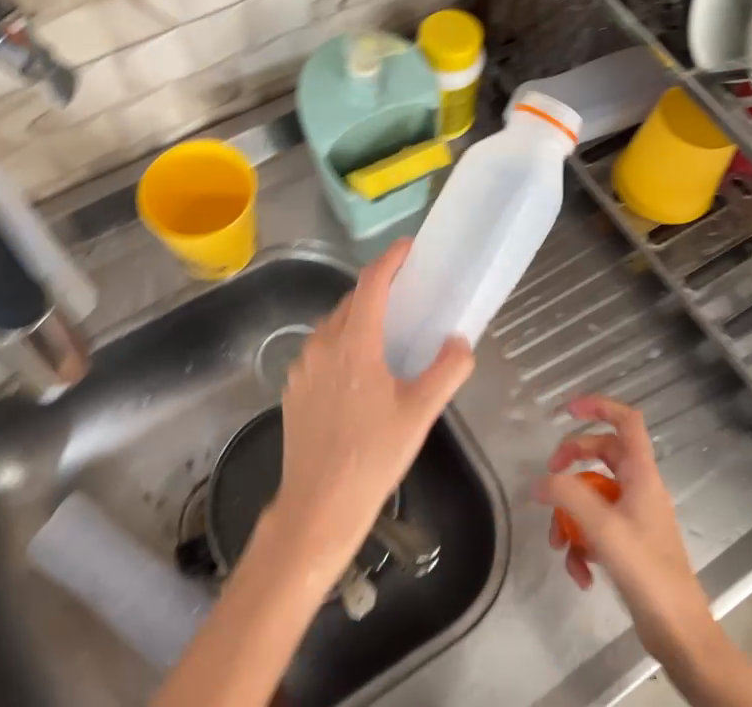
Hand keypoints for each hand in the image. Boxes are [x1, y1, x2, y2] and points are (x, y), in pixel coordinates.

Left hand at [268, 239, 474, 587]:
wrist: (319, 504)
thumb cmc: (373, 457)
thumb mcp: (420, 414)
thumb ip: (446, 371)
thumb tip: (459, 342)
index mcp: (354, 343)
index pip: (371, 284)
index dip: (390, 260)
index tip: (408, 248)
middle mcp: (322, 345)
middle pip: (351, 303)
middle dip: (377, 292)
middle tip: (406, 297)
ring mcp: (302, 367)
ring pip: (332, 327)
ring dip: (357, 320)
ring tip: (385, 335)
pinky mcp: (292, 389)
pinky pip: (319, 353)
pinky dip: (340, 347)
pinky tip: (357, 374)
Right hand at [535, 395, 714, 666]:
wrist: (677, 628)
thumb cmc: (646, 569)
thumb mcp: (601, 526)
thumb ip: (566, 495)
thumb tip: (539, 483)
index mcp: (642, 475)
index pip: (627, 421)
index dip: (599, 407)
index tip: (566, 411)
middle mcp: (639, 489)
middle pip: (601, 456)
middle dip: (570, 466)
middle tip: (548, 478)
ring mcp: (634, 517)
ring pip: (592, 497)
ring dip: (570, 517)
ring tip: (558, 545)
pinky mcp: (628, 545)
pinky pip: (596, 530)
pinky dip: (582, 547)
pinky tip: (579, 573)